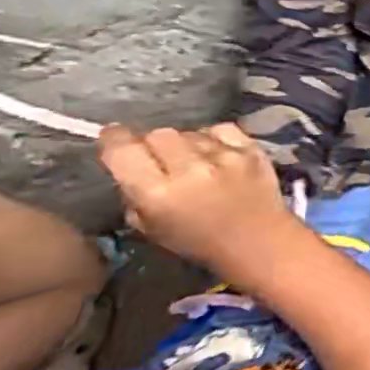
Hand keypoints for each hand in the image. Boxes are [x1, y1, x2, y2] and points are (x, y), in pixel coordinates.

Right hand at [97, 122, 298, 270]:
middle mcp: (191, 169)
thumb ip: (135, 194)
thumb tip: (131, 167)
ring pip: (191, 132)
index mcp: (157, 192)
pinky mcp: (252, 150)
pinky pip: (224, 129)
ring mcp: (226, 156)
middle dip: (151, 142)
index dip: (114, 139)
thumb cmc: (198, 239)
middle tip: (156, 154)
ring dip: (184, 142)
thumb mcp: (149, 225)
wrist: (257, 237)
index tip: (112, 135)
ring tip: (189, 158)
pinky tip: (214, 150)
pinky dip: (214, 136)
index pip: (125, 151)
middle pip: (160, 134)